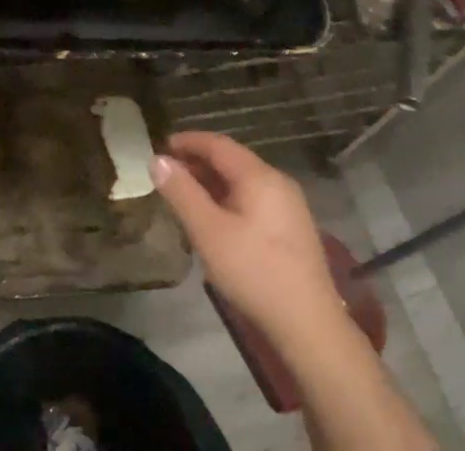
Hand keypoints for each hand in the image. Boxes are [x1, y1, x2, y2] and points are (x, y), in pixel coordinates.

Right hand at [150, 131, 339, 337]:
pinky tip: (214, 221)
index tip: (160, 145)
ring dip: (212, 183)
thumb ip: (181, 192)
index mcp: (260, 177)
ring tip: (184, 195)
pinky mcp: (292, 230)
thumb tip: (157, 159)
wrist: (307, 323)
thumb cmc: (253, 271)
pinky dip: (228, 200)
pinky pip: (254, 201)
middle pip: (233, 161)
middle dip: (198, 163)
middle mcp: (278, 183)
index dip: (188, 141)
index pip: (218, 144)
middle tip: (167, 173)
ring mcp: (289, 207)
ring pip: (243, 183)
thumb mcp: (208, 231)